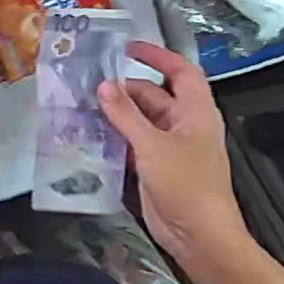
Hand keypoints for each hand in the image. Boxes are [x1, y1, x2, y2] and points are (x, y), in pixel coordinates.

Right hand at [98, 41, 250, 261]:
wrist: (199, 235)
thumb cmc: (186, 184)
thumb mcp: (153, 145)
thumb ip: (126, 115)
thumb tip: (104, 85)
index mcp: (195, 112)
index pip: (180, 72)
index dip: (157, 56)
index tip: (127, 48)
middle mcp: (184, 124)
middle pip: (153, 95)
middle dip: (125, 89)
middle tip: (90, 85)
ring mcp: (169, 146)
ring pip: (140, 120)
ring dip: (117, 113)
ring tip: (84, 105)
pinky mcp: (155, 166)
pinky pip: (133, 142)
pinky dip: (115, 136)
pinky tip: (91, 133)